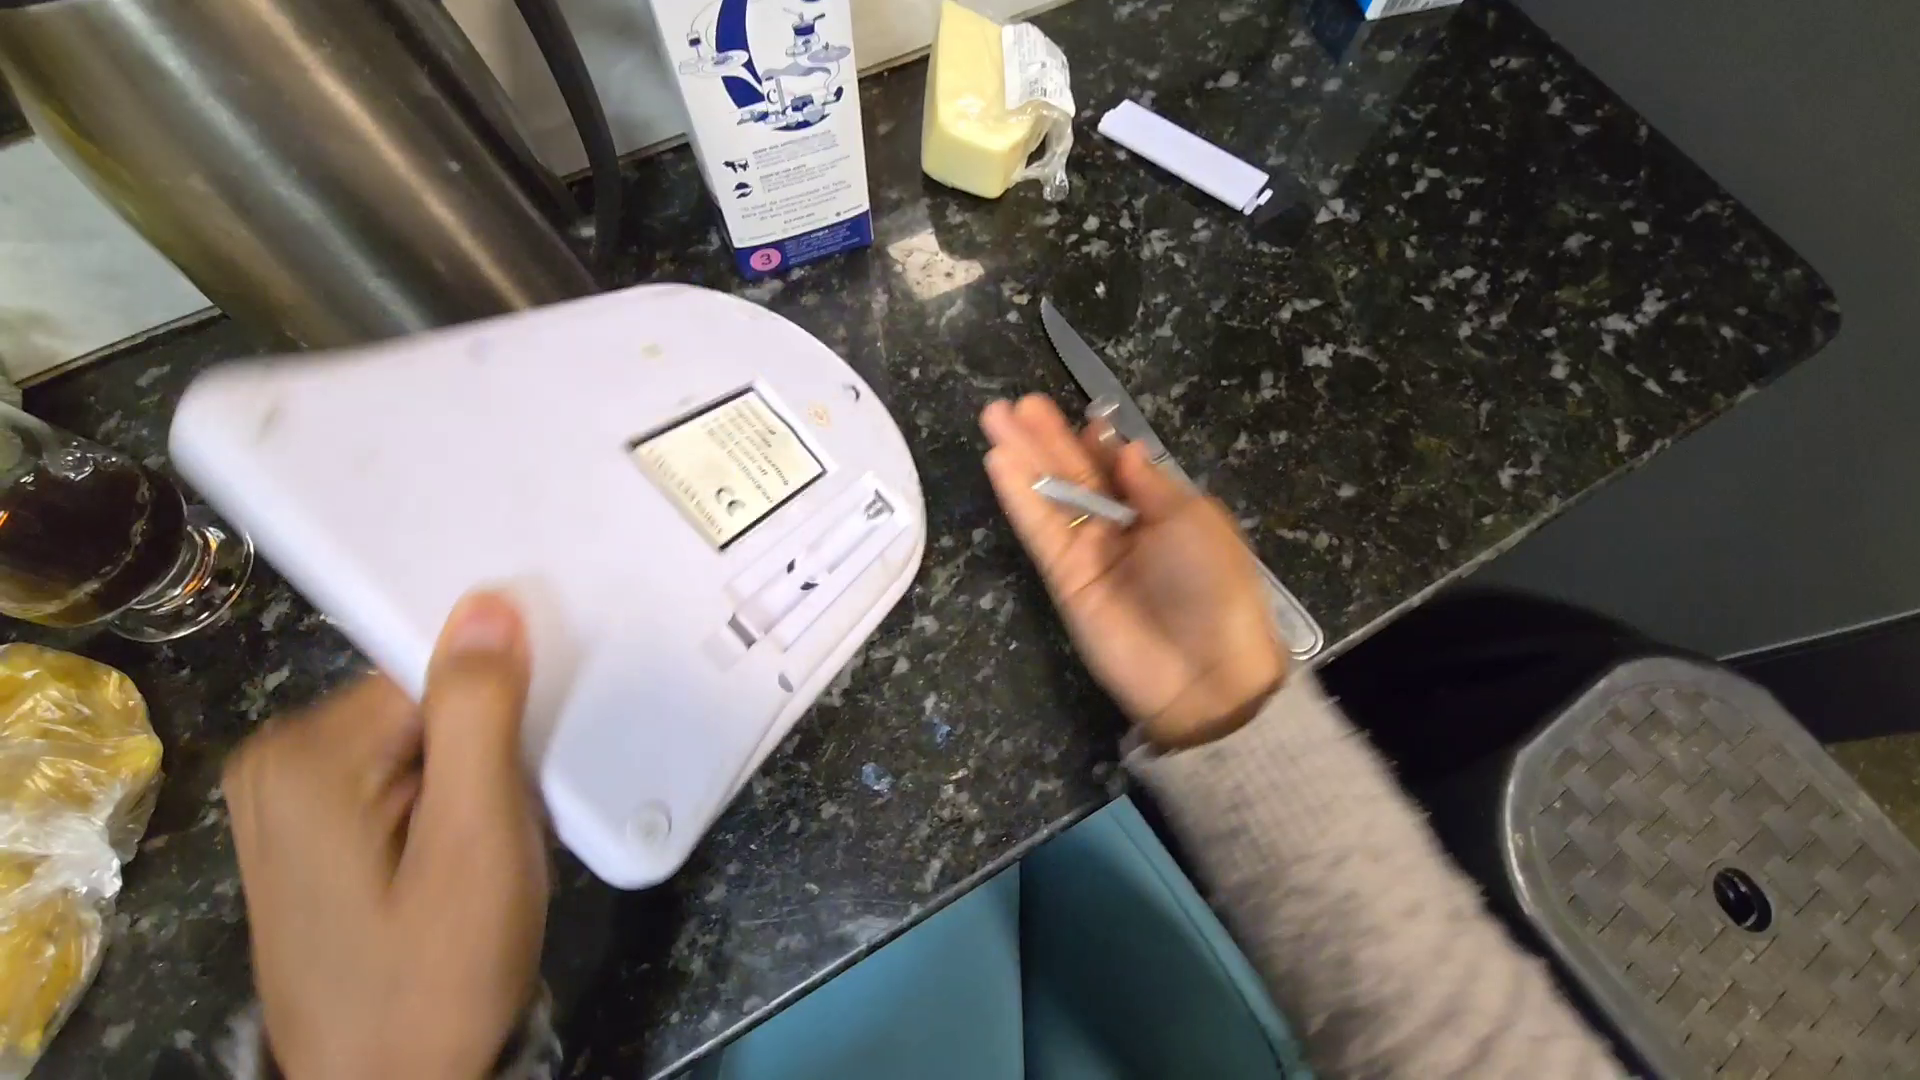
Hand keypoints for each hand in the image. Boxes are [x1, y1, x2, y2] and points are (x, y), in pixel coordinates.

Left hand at [224, 591, 548, 1079]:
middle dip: (490, 741)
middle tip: (510, 811)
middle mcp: (281, 761)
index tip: (531, 755)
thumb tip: (487, 604)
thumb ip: (479, 714)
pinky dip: (457, 791)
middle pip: (427, 698)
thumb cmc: (440, 968)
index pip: (434, 670)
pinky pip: (409, 765)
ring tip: (492, 835)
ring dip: (480, 769)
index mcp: (307, 755)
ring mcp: (291, 795)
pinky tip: (467, 844)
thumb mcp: (477, 837)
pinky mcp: (316, 823)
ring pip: (427, 731)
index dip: (501, 702)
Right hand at [980, 395, 1285, 748]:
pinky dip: (1019, 495)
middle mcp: (1121, 528)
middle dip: (1048, 438)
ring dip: (1023, 456)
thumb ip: (1151, 483)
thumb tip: (1122, 447)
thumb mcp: (1194, 521)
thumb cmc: (1213, 587)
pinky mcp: (1063, 578)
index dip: (1097, 441)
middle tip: (1017, 404)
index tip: (1082, 416)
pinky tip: (999, 462)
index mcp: (1161, 511)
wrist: (1204, 671)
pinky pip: (1039, 530)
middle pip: (1076, 475)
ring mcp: (1089, 553)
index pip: (1118, 467)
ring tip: (995, 416)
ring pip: (1050, 495)